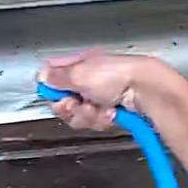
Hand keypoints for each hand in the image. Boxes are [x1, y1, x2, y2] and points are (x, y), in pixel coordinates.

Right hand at [37, 52, 187, 130]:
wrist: (147, 91)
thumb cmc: (115, 75)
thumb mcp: (80, 73)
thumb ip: (57, 77)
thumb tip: (41, 76)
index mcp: (81, 64)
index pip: (55, 76)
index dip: (51, 88)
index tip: (53, 94)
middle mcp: (88, 81)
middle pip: (64, 102)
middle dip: (69, 107)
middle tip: (76, 105)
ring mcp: (99, 98)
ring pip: (78, 116)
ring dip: (87, 115)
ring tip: (100, 109)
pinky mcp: (110, 114)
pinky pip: (94, 123)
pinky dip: (102, 120)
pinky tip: (112, 114)